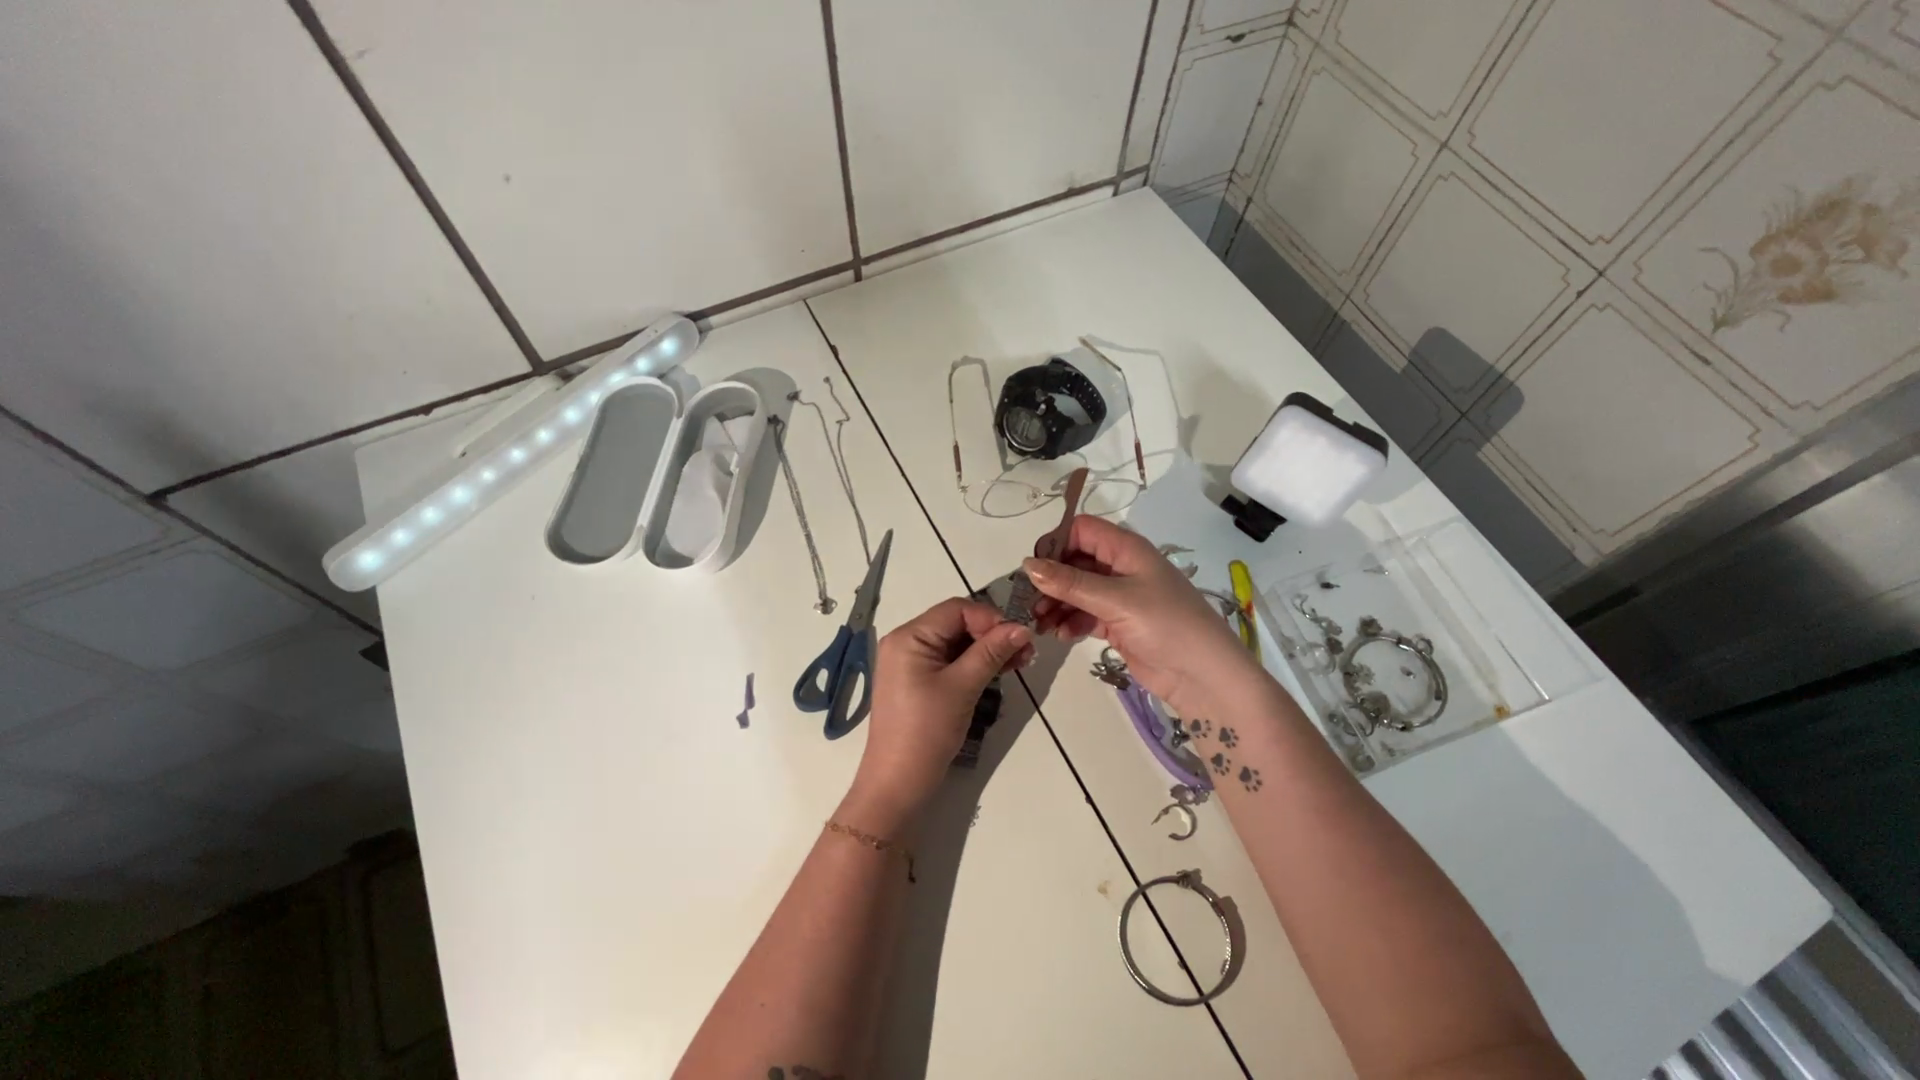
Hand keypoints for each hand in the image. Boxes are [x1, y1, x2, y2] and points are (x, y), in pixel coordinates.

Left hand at [847, 598, 1031, 828]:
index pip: (956, 610)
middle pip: (957, 624)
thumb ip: (991, 652)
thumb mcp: (962, 687)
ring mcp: (911, 663)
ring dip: (988, 649)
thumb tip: (1022, 628)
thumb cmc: (926, 731)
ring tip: (1020, 663)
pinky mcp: (918, 683)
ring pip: (956, 643)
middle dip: (992, 634)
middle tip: (1026, 653)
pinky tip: (999, 671)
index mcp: (909, 637)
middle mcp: (906, 642)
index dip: (991, 619)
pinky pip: (950, 662)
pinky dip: (974, 664)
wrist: (898, 782)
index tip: (1020, 639)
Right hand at [1024, 516, 1253, 715]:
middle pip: (1074, 561)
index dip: (1055, 543)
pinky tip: (1060, 635)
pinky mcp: (1117, 624)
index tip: (1034, 568)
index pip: (1082, 530)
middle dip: (1050, 579)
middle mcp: (1121, 567)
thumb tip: (1027, 565)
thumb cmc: (1166, 625)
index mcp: (1127, 549)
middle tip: (1028, 603)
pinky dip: (1069, 622)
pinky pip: (1084, 615)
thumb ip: (1071, 583)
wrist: (1203, 675)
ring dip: (1055, 604)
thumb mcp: (1117, 600)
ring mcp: (1119, 597)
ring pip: (1075, 591)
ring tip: (1039, 623)